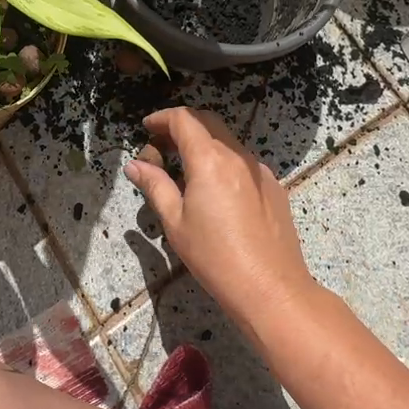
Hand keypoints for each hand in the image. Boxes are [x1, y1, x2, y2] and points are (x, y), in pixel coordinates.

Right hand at [125, 108, 315, 330]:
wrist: (272, 290)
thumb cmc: (216, 258)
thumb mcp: (176, 223)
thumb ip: (155, 186)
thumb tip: (134, 165)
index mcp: (210, 159)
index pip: (183, 119)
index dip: (161, 118)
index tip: (147, 127)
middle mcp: (237, 155)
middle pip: (207, 122)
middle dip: (182, 126)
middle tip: (162, 147)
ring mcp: (259, 170)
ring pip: (227, 140)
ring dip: (203, 144)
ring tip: (186, 171)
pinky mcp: (274, 186)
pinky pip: (243, 161)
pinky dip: (223, 161)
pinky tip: (216, 191)